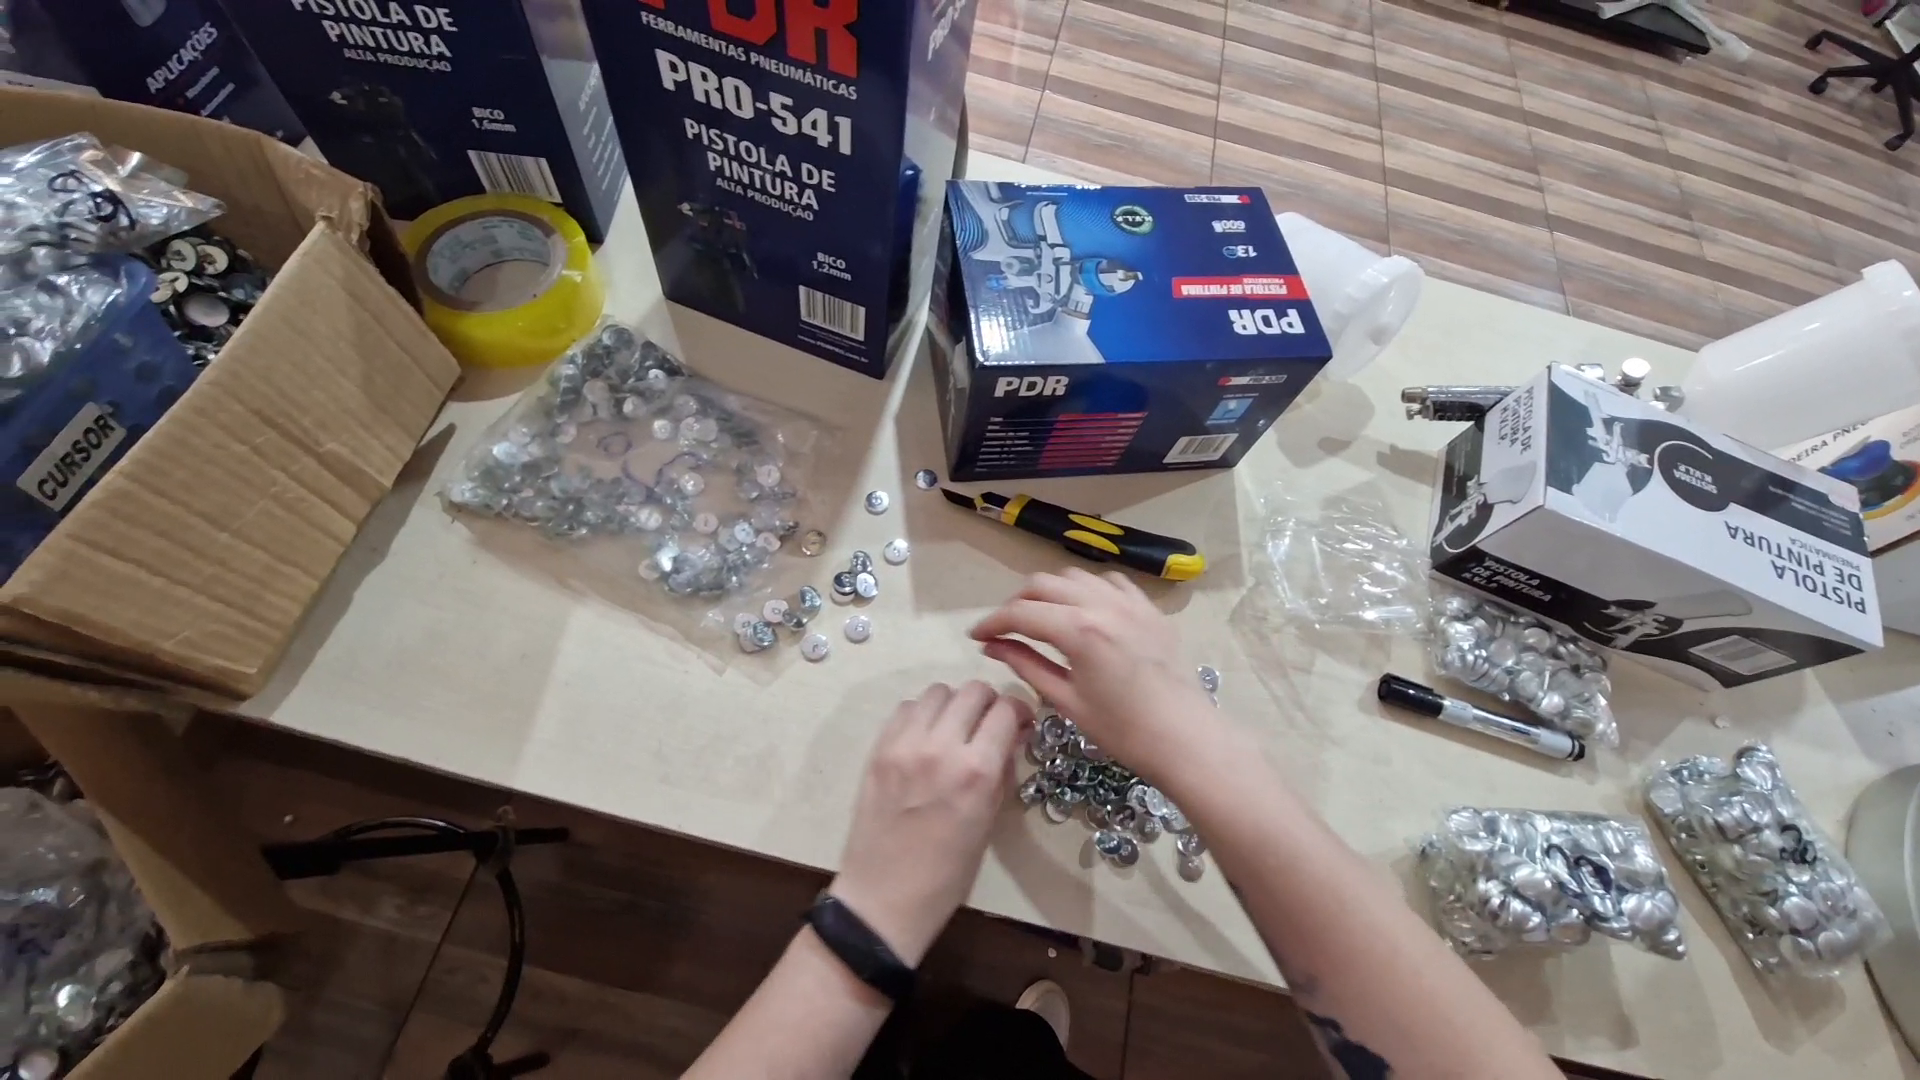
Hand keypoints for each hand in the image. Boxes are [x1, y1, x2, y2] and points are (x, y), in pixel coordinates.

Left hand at [829, 682, 1027, 966]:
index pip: (1006, 710)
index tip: (1020, 721)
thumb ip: (1002, 771)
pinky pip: (906, 708)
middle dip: (989, 701)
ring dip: (954, 704)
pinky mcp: (879, 749)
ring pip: (938, 692)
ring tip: (955, 727)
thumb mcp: (989, 822)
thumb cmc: (947, 873)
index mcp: (977, 772)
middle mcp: (941, 747)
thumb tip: (1011, 736)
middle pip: (973, 691)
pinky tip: (926, 736)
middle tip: (990, 722)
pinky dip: (923, 714)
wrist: (884, 897)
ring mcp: (905, 744)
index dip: (1019, 710)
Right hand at [970, 568, 1214, 768]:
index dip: (992, 623)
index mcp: (1078, 630)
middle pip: (1043, 585)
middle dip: (1017, 603)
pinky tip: (1083, 610)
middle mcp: (1101, 604)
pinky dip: (1087, 589)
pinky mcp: (1149, 608)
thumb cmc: (1122, 730)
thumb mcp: (1066, 701)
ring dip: (1050, 592)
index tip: (976, 637)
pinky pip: (1110, 582)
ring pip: (1075, 577)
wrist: (1185, 738)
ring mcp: (1129, 602)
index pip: (1021, 613)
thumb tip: (993, 647)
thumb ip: (1026, 665)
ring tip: (1041, 617)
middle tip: (1005, 630)